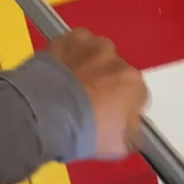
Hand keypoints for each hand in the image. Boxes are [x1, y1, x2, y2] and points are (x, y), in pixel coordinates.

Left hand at [46, 29, 147, 159]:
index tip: (111, 115)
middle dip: (106, 82)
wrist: (46, 112)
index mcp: (133, 83)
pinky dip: (70, 52)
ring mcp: (89, 44)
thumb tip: (128, 126)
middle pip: (115, 70)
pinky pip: (74, 42)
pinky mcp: (65, 38)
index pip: (137, 94)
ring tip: (73, 83)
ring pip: (95, 52)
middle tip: (89, 100)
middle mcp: (114, 58)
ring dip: (89, 64)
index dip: (124, 106)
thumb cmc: (85, 131)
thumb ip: (131, 131)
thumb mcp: (120, 145)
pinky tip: (62, 67)